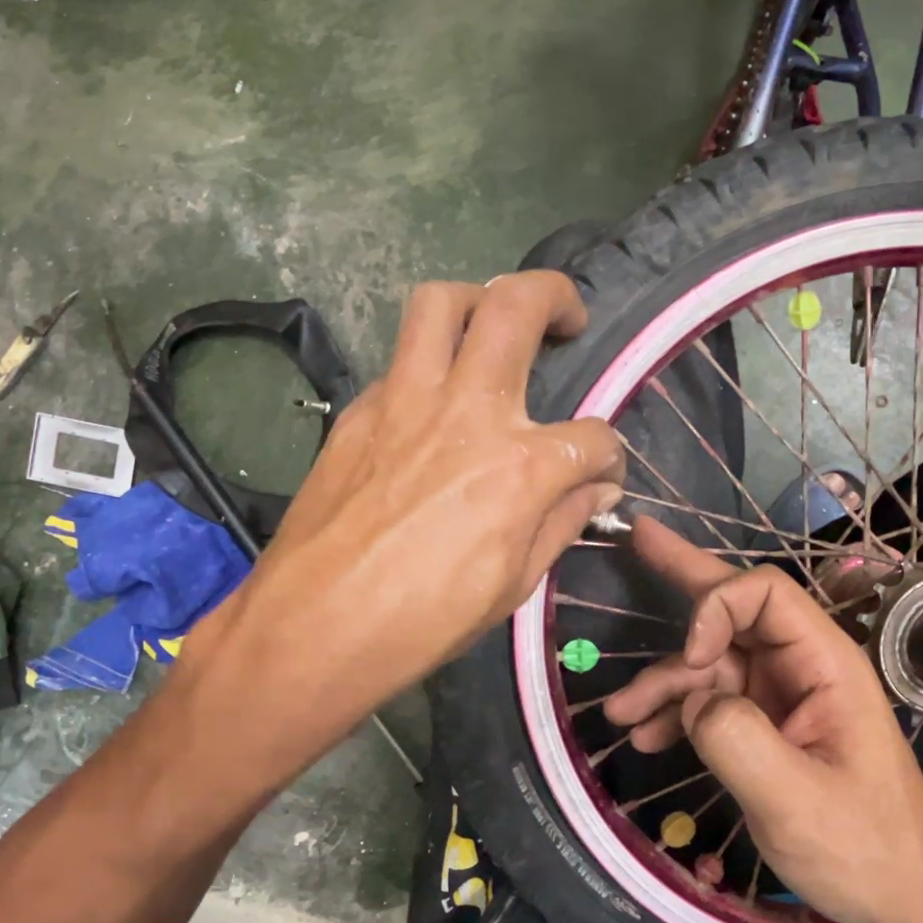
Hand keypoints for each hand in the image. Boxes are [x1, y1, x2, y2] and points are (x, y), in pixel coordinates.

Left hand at [186, 271, 623, 713]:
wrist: (313, 627)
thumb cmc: (424, 622)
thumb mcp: (514, 585)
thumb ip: (562, 522)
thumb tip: (596, 489)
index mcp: (520, 466)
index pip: (593, 436)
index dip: (609, 457)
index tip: (601, 473)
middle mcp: (467, 411)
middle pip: (516, 306)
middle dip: (555, 295)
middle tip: (566, 317)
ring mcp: (405, 401)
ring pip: (441, 302)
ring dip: (478, 299)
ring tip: (491, 327)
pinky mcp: (358, 410)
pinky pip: (400, 360)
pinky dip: (428, 367)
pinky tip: (432, 408)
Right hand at [603, 518, 922, 922]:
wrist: (899, 904)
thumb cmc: (863, 848)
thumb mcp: (796, 800)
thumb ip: (737, 739)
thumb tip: (693, 700)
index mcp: (825, 664)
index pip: (764, 594)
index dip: (715, 608)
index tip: (690, 661)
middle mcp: (802, 668)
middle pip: (736, 609)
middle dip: (684, 579)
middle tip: (637, 538)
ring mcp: (783, 699)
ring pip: (713, 666)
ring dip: (664, 683)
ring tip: (618, 715)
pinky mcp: (768, 730)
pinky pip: (713, 705)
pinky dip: (677, 716)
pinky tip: (646, 738)